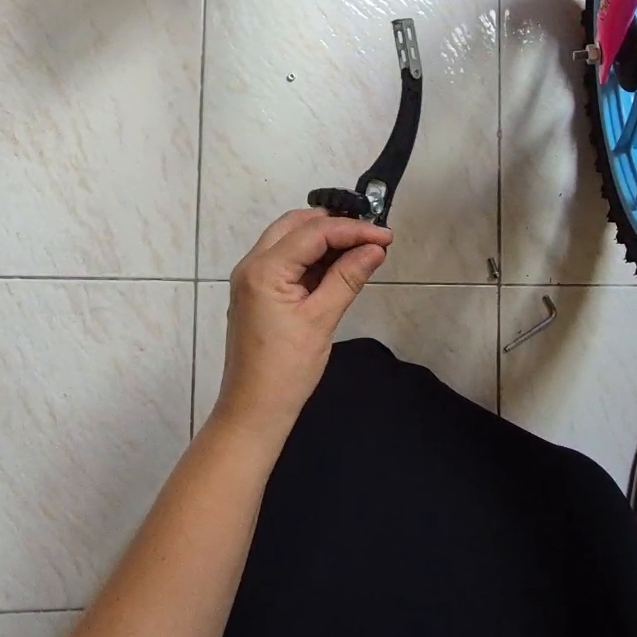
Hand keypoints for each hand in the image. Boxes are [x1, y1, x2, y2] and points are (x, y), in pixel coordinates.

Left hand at [216, 210, 391, 440]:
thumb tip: (375, 249)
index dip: (352, 230)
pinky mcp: (257, 292)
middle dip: (335, 224)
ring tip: (362, 249)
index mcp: (263, 270)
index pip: (313, 232)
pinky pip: (286, 261)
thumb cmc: (286, 371)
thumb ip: (348, 278)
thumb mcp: (321, 320)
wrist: (253, 411)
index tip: (386, 236)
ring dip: (324, 239)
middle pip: (295, 225)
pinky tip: (340, 266)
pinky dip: (312, 257)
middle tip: (372, 236)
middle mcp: (251, 266)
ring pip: (289, 240)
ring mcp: (251, 278)